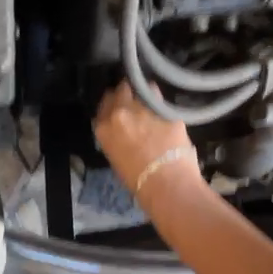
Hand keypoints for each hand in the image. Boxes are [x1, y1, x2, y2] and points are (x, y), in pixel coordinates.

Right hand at [94, 82, 201, 204]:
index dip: (112, 105)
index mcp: (104, 128)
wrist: (166, 183)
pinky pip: (163, 103)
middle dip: (127, 94)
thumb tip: (123, 134)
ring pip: (144, 90)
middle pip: (121, 91)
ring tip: (152, 107)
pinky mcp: (167, 110)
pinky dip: (164, 108)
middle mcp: (121, 113)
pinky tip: (168, 117)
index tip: (117, 108)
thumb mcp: (117, 160)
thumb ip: (116, 140)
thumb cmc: (138, 181)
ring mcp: (145, 108)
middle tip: (134, 102)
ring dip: (146, 95)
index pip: (104, 106)